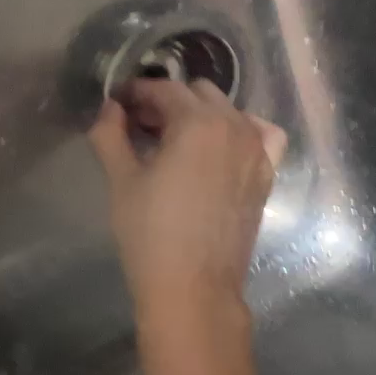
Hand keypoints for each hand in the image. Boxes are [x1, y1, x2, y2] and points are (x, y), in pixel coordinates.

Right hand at [86, 79, 286, 314]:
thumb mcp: (121, 180)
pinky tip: (214, 151)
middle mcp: (235, 127)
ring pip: (227, 112)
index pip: (164, 90)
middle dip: (166, 102)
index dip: (135, 93)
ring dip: (197, 116)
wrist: (192, 284)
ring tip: (170, 142)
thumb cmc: (149, 232)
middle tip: (136, 126)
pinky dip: (235, 132)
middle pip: (198, 95)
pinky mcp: (266, 174)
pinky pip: (257, 135)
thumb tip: (109, 109)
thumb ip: (111, 135)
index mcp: (198, 123)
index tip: (115, 104)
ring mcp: (258, 150)